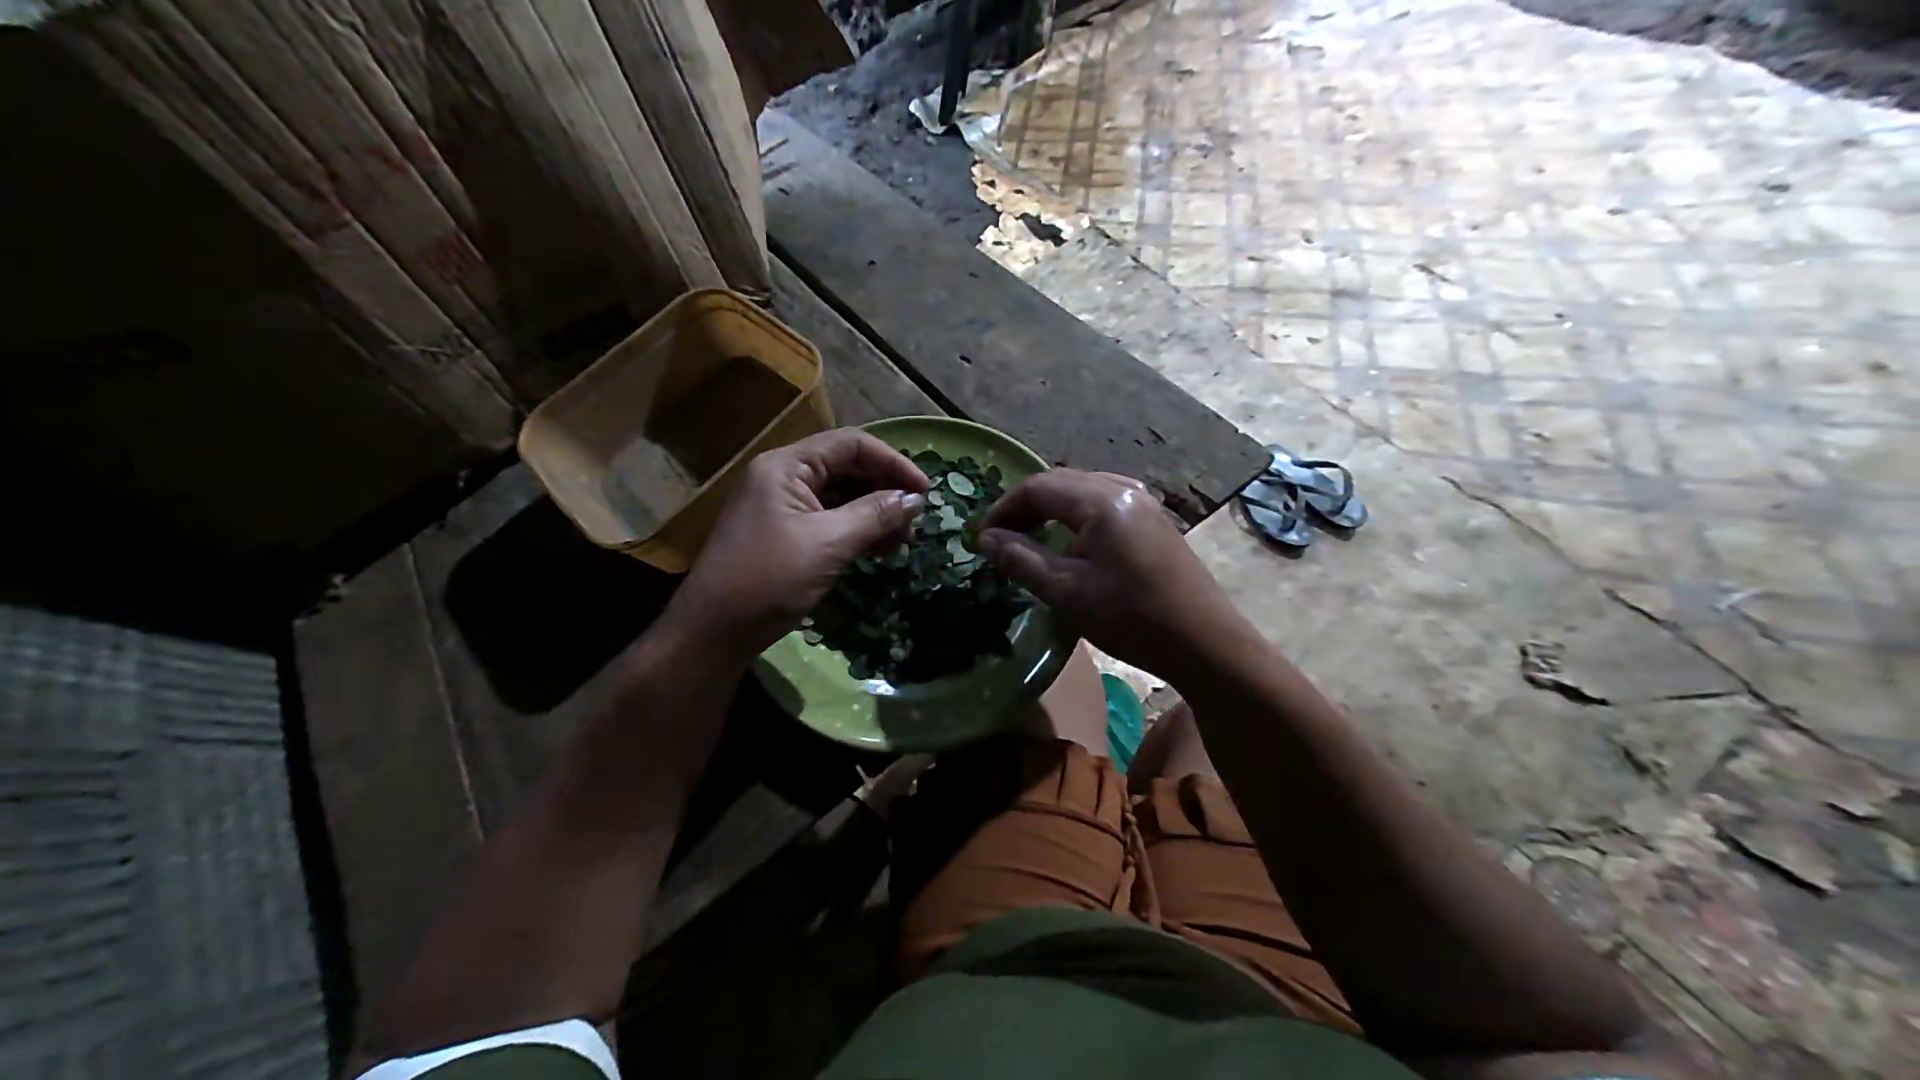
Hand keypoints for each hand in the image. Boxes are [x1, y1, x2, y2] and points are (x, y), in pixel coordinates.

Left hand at [670, 428, 929, 657]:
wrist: (714, 632)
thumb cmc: (768, 579)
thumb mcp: (828, 543)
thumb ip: (875, 514)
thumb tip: (915, 499)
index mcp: (787, 466)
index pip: (852, 444)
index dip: (894, 463)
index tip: (925, 493)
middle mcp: (784, 477)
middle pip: (848, 468)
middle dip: (886, 492)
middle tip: (913, 525)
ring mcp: (783, 506)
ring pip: (842, 496)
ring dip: (875, 514)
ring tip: (899, 544)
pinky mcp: (786, 534)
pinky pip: (830, 520)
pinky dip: (857, 531)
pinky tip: (877, 551)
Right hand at [978, 469, 1243, 671]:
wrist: (1203, 642)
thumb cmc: (1131, 618)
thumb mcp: (1067, 592)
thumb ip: (1021, 559)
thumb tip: (987, 539)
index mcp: (1100, 501)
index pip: (1037, 487)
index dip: (1003, 509)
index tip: (981, 538)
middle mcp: (1123, 488)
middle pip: (1059, 482)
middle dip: (1024, 507)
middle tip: (1000, 539)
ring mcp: (1143, 501)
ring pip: (1081, 490)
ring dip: (1049, 509)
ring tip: (1028, 538)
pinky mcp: (1153, 518)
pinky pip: (1102, 501)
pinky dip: (1075, 514)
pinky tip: (1069, 541)